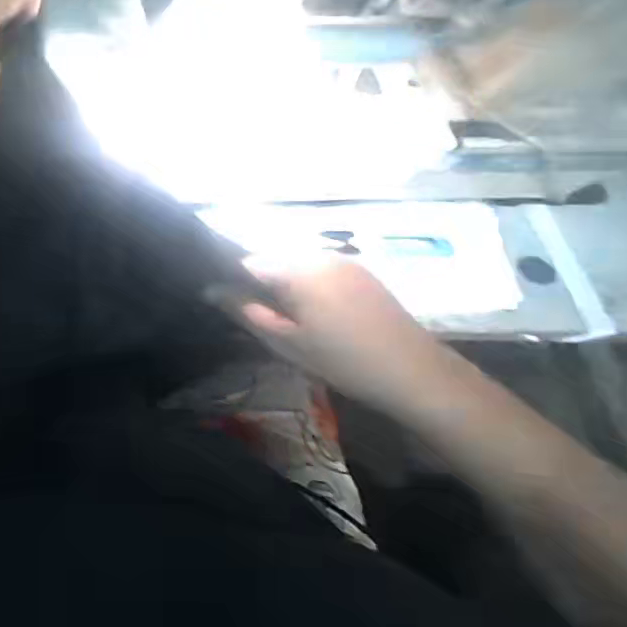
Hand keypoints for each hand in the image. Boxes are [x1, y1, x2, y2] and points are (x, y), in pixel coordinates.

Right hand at [240, 256, 465, 410]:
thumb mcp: (288, 343)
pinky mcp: (362, 272)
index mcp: (298, 270)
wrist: (414, 372)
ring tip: (290, 319)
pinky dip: (311, 286)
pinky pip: (322, 271)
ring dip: (287, 285)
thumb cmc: (344, 361)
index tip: (232, 306)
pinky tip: (318, 315)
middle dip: (262, 284)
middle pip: (275, 261)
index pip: (249, 262)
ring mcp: (344, 261)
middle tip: (263, 319)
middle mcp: (319, 255)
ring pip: (298, 266)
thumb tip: (212, 290)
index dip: (234, 282)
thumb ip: (247, 312)